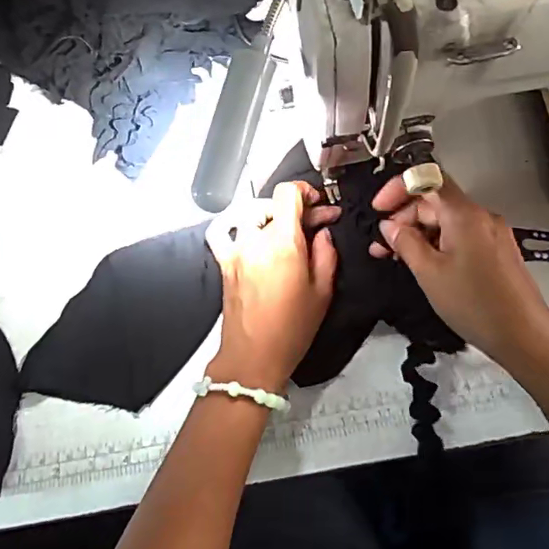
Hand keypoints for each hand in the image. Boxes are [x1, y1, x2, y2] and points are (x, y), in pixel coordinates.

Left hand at [207, 181, 338, 393]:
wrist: (253, 356)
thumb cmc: (290, 330)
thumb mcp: (323, 292)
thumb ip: (326, 254)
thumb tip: (323, 232)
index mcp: (283, 244)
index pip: (287, 194)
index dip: (306, 192)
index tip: (319, 205)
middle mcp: (255, 241)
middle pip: (272, 204)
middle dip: (296, 208)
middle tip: (314, 224)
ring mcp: (236, 250)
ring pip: (249, 213)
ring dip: (269, 213)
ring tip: (285, 228)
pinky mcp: (224, 262)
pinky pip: (222, 230)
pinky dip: (234, 222)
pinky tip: (250, 230)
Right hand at [372, 174, 548, 370]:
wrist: (524, 336)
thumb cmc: (475, 304)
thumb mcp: (428, 273)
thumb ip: (406, 243)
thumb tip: (390, 226)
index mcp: (464, 214)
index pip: (428, 178)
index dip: (399, 187)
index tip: (379, 209)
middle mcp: (481, 217)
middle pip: (436, 201)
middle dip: (405, 217)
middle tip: (382, 244)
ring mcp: (491, 234)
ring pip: (447, 221)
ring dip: (419, 233)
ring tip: (396, 258)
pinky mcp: (496, 252)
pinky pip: (460, 237)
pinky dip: (438, 244)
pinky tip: (424, 264)